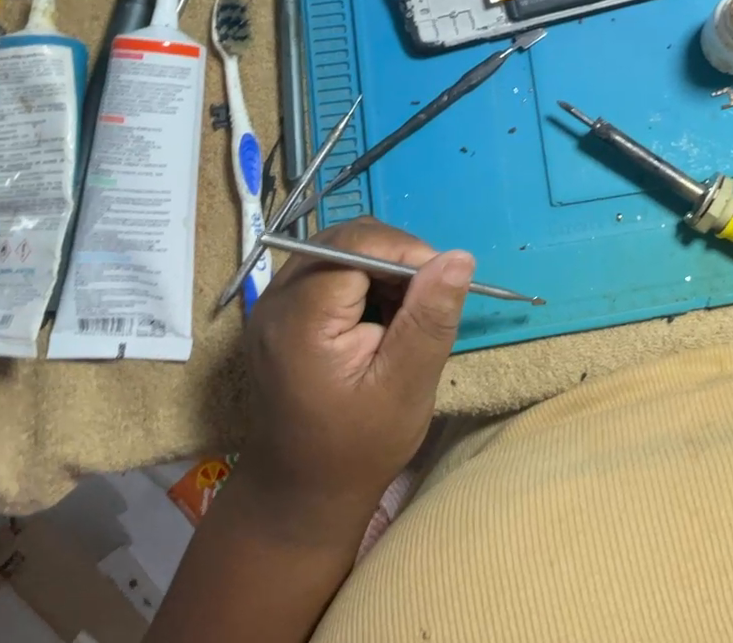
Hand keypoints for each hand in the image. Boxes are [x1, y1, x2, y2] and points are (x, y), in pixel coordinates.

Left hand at [239, 218, 472, 521]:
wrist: (301, 493)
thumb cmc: (357, 447)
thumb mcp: (406, 386)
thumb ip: (430, 318)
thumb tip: (459, 257)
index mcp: (300, 318)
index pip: (355, 246)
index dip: (404, 253)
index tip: (439, 287)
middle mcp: (276, 300)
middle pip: (344, 241)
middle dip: (395, 260)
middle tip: (424, 304)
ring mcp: (273, 305)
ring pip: (339, 251)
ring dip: (381, 271)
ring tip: (401, 319)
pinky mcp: (282, 313)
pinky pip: (329, 271)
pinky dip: (364, 283)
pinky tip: (378, 323)